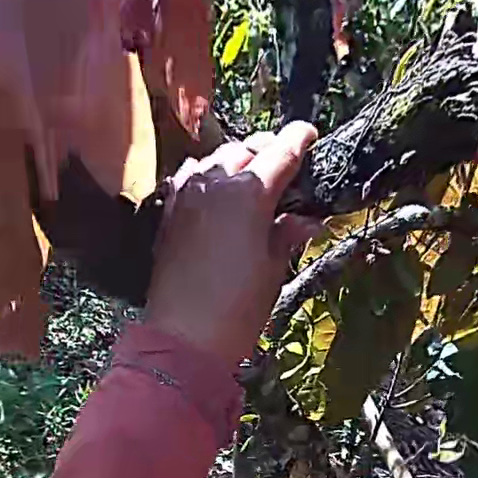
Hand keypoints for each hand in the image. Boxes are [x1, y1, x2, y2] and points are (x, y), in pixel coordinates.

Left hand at [143, 123, 321, 364]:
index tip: (310, 138)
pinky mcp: (168, 215)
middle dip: (267, 152)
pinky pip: (189, 180)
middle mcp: (215, 183)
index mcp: (250, 191)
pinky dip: (206, 178)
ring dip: (235, 163)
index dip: (300, 140)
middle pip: (247, 149)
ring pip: (215, 160)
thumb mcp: (273, 270)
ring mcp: (186, 196)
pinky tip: (214, 194)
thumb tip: (306, 220)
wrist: (183, 338)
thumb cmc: (237, 309)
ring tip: (249, 182)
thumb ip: (287, 235)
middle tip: (283, 169)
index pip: (282, 150)